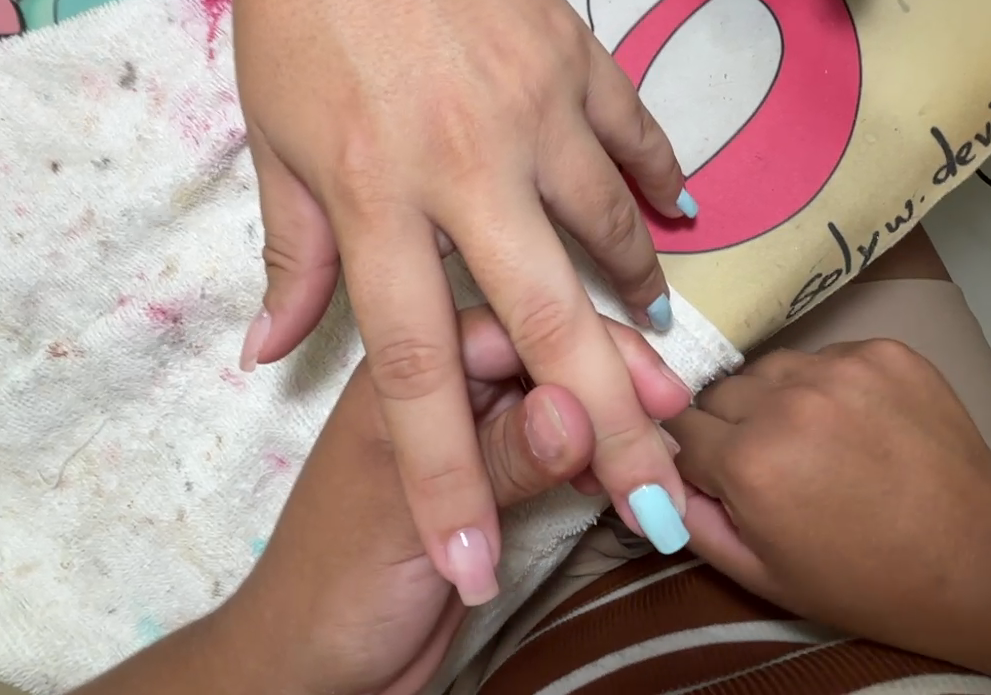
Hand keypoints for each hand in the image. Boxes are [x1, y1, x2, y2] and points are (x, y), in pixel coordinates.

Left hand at [227, 0, 692, 601]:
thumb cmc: (300, 15)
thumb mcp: (276, 142)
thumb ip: (291, 255)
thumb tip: (269, 351)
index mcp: (376, 194)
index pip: (410, 366)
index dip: (444, 477)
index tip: (473, 567)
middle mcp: (466, 163)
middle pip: (549, 318)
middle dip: (611, 429)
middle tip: (660, 501)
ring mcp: (535, 104)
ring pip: (610, 228)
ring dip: (638, 291)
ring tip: (657, 332)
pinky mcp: (577, 53)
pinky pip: (635, 135)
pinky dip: (660, 181)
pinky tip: (678, 212)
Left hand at [227, 309, 691, 694]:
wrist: (317, 666)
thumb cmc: (340, 580)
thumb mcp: (413, 515)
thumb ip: (498, 460)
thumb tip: (578, 410)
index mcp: (409, 364)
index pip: (513, 330)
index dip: (586, 353)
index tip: (652, 392)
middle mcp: (447, 381)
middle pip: (543, 356)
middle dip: (612, 382)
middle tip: (673, 412)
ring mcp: (474, 425)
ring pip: (558, 399)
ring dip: (612, 424)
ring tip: (663, 455)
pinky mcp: (495, 471)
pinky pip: (556, 447)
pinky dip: (593, 458)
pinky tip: (620, 477)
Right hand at [664, 340, 990, 655]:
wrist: (984, 561)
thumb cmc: (866, 579)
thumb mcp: (763, 574)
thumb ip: (693, 521)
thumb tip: (656, 477)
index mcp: (749, 461)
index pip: (678, 427)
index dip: (695, 453)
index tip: (718, 470)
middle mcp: (785, 400)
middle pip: (721, 393)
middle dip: (733, 425)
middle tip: (774, 462)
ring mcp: (838, 367)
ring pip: (770, 369)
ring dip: (777, 399)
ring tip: (819, 439)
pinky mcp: (881, 350)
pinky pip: (824, 356)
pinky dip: (829, 385)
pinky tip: (859, 421)